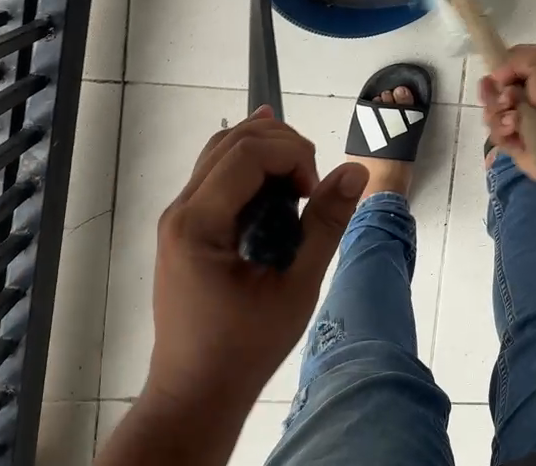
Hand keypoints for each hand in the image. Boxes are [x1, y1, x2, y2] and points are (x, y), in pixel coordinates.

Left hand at [143, 107, 366, 410]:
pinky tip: (276, 174)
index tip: (314, 192)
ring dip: (267, 150)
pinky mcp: (185, 226)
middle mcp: (180, 210)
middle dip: (283, 146)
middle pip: (233, 141)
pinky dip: (251, 164)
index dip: (292, 155)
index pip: (247, 153)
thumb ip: (326, 225)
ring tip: (300, 179)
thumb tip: (356, 170)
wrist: (194, 395)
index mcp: (198, 224)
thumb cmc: (245, 348)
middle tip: (311, 187)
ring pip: (222, 150)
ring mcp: (178, 217)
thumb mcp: (296, 288)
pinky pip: (216, 173)